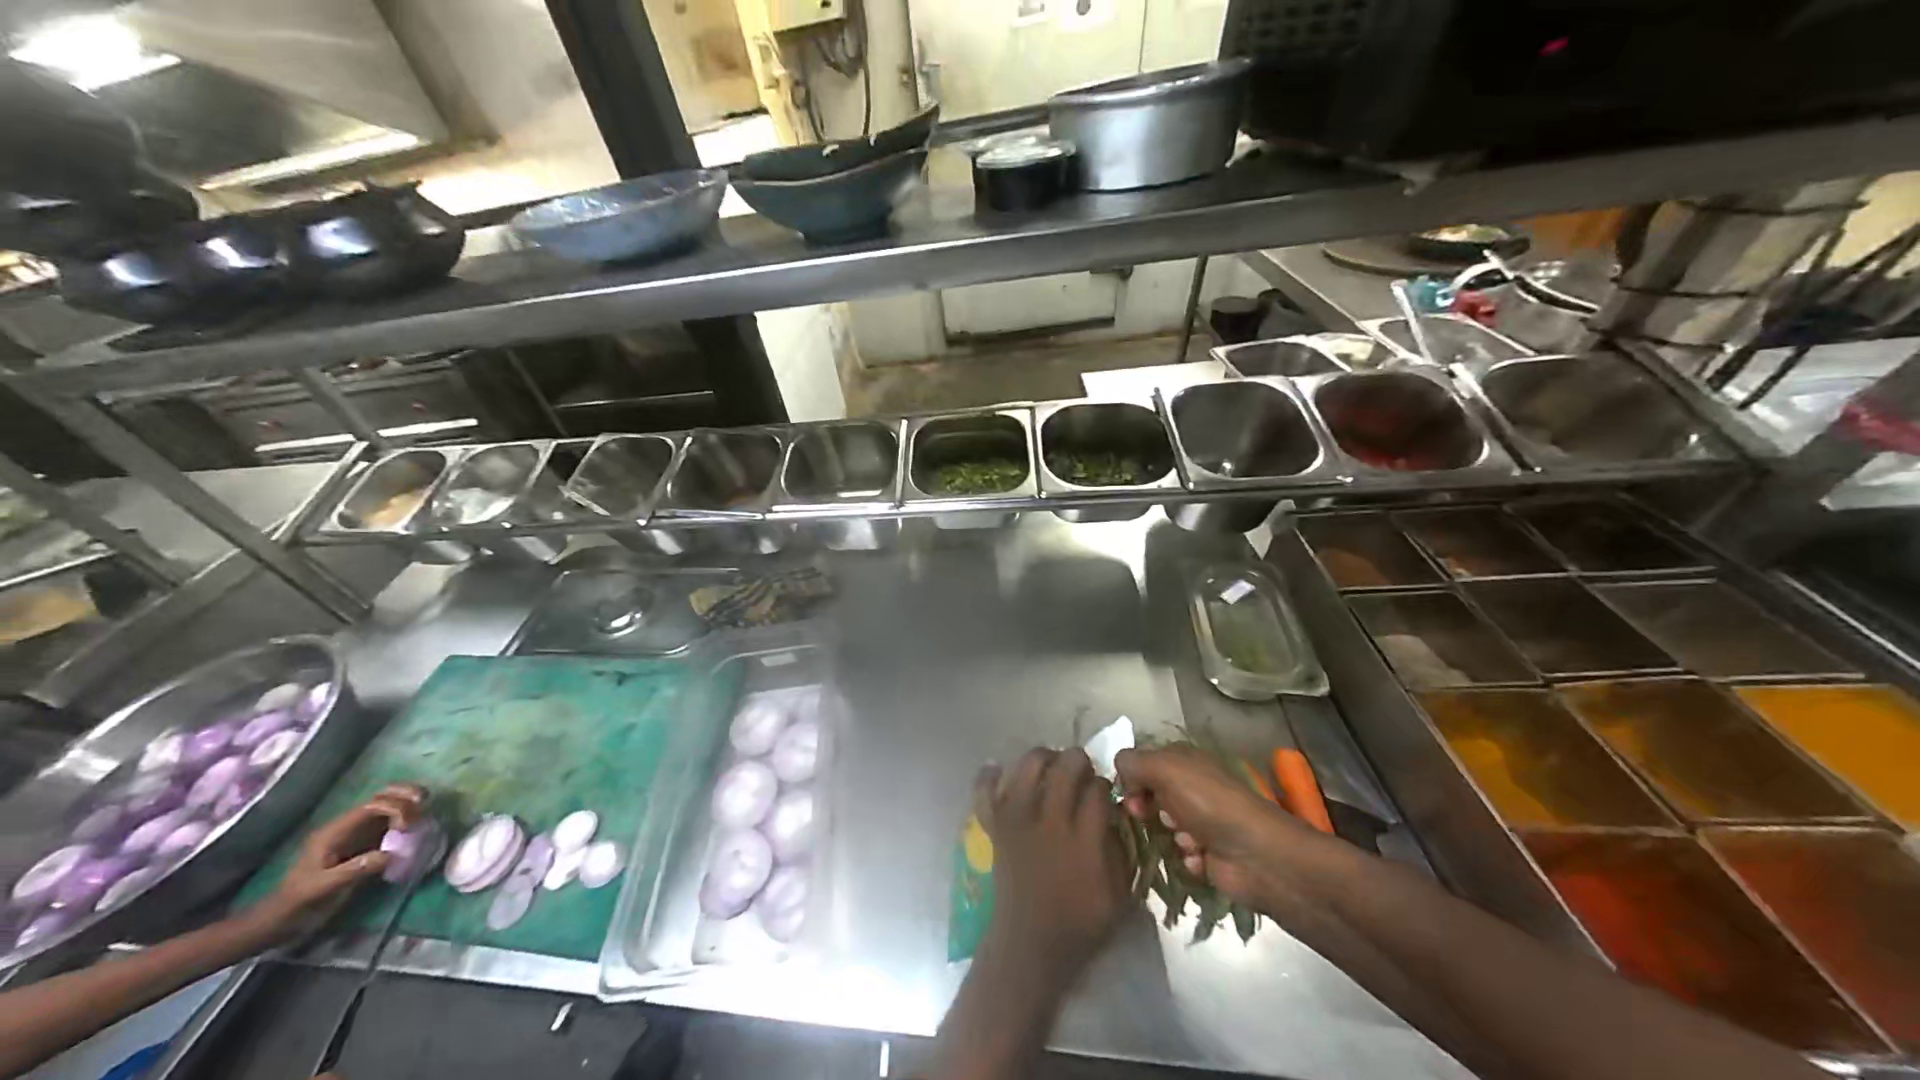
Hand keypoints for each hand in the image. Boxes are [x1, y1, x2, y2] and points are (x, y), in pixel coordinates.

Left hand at [251, 784, 426, 941]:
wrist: (279, 921)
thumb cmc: (298, 904)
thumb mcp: (323, 889)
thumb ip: (355, 870)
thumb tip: (392, 854)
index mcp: (335, 832)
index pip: (373, 806)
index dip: (396, 808)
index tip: (408, 827)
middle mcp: (347, 827)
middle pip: (382, 798)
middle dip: (406, 797)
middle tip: (426, 808)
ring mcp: (355, 836)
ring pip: (388, 807)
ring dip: (409, 806)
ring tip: (425, 816)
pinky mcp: (363, 846)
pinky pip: (389, 824)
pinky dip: (406, 820)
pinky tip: (416, 830)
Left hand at [973, 748, 1127, 977]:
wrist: (1029, 946)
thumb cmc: (1080, 923)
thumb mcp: (1120, 895)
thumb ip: (1120, 850)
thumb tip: (1114, 815)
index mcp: (1085, 842)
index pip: (1098, 790)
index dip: (1105, 784)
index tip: (1106, 792)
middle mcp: (1050, 823)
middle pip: (1066, 767)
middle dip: (1079, 760)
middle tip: (1082, 773)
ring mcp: (1018, 822)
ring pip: (1028, 766)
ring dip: (1044, 758)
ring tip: (1051, 768)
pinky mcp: (996, 827)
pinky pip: (985, 791)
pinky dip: (989, 776)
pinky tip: (999, 769)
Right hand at [1116, 745, 1338, 909]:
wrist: (1257, 855)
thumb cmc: (1208, 804)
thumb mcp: (1164, 769)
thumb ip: (1133, 762)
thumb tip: (1119, 768)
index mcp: (1186, 761)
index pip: (1146, 762)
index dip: (1132, 777)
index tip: (1126, 794)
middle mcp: (1195, 787)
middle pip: (1153, 795)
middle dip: (1145, 807)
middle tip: (1145, 816)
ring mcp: (1204, 821)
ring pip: (1165, 826)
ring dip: (1168, 835)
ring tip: (1184, 841)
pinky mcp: (1210, 854)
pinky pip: (1182, 854)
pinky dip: (1187, 858)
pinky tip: (1198, 859)